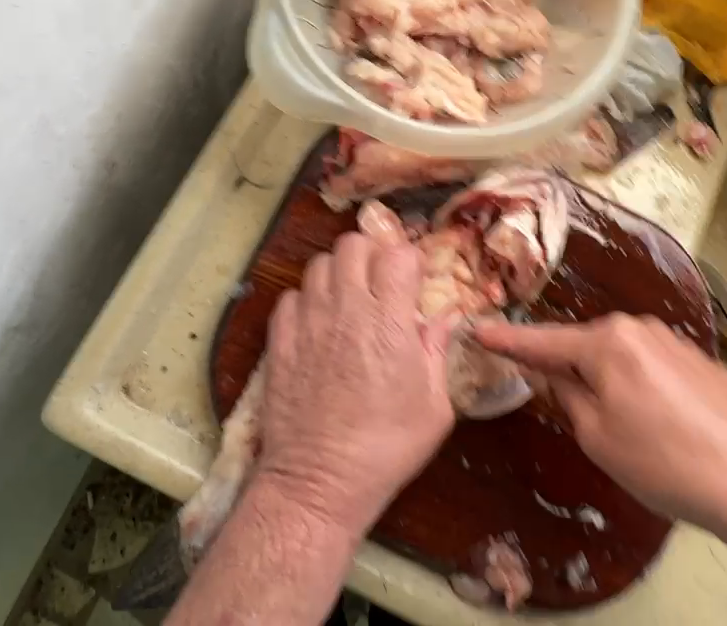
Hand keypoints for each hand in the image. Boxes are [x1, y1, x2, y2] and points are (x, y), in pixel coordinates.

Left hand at [256, 232, 456, 532]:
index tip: (413, 279)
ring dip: (338, 273)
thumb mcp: (434, 406)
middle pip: (353, 244)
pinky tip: (318, 324)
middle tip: (380, 281)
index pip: (397, 253)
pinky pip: (290, 295)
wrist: (319, 481)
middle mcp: (347, 308)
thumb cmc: (387, 447)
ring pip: (319, 263)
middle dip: (371, 253)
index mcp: (390, 320)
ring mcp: (308, 320)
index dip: (407, 258)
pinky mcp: (279, 338)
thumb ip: (438, 351)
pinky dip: (307, 300)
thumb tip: (446, 317)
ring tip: (348, 299)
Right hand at [474, 313, 726, 528]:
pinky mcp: (702, 363)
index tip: (479, 330)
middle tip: (564, 409)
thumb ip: (565, 395)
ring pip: (621, 360)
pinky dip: (640, 391)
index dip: (508, 340)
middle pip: (585, 347)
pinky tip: (661, 430)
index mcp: (607, 342)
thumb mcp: (598, 436)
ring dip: (607, 384)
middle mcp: (640, 330)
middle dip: (568, 371)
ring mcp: (675, 343)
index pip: (543, 340)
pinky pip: (652, 370)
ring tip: (625, 435)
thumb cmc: (667, 462)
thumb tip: (547, 370)